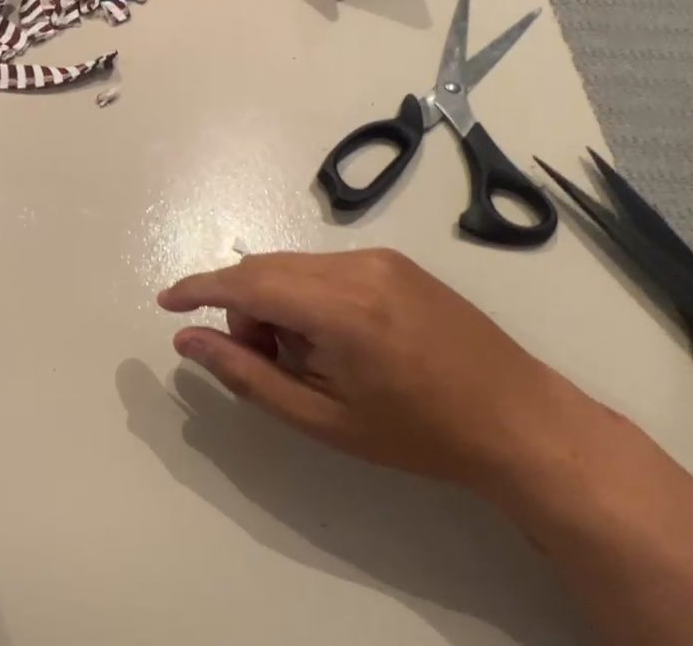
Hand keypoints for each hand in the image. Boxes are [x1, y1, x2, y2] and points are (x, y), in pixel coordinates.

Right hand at [157, 250, 598, 488]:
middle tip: (259, 360)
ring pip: (290, 267)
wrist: (525, 425)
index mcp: (341, 308)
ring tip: (304, 357)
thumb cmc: (420, 433)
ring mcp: (381, 260)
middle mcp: (357, 268)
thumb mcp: (322, 418)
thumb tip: (186, 340)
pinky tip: (333, 339)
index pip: (245, 283)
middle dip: (242, 308)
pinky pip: (322, 268)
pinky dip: (304, 296)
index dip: (197, 289)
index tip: (167, 304)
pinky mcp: (397, 263)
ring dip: (273, 303)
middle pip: (263, 271)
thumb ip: (245, 374)